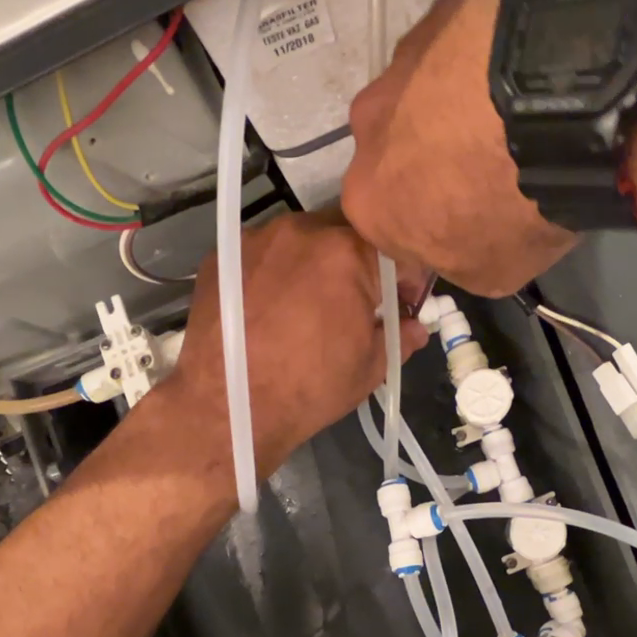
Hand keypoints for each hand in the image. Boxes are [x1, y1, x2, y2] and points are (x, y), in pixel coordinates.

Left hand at [164, 211, 427, 475]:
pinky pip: (263, 255)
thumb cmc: (309, 389)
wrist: (227, 406)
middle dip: (359, 263)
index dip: (406, 277)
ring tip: (308, 306)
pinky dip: (276, 274)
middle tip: (356, 303)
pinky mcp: (221, 255)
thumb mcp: (370, 369)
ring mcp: (257, 240)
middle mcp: (301, 230)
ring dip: (314, 264)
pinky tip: (271, 309)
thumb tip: (415, 326)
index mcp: (347, 253)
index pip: (393, 248)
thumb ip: (399, 337)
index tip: (403, 303)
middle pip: (345, 233)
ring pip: (301, 240)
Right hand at [343, 0, 577, 296]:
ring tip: (513, 124)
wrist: (554, 102)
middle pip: (399, 157)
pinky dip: (482, 69)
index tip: (463, 234)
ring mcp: (400, 65)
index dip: (427, 234)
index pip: (389, 229)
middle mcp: (368, 131)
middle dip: (435, 168)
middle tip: (491, 175)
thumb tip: (460, 248)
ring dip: (456, 116)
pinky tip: (521, 82)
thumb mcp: (492, 273)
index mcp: (370, 203)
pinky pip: (459, 54)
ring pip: (425, 101)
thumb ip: (460, 262)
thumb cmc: (514, 207)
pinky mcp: (439, 14)